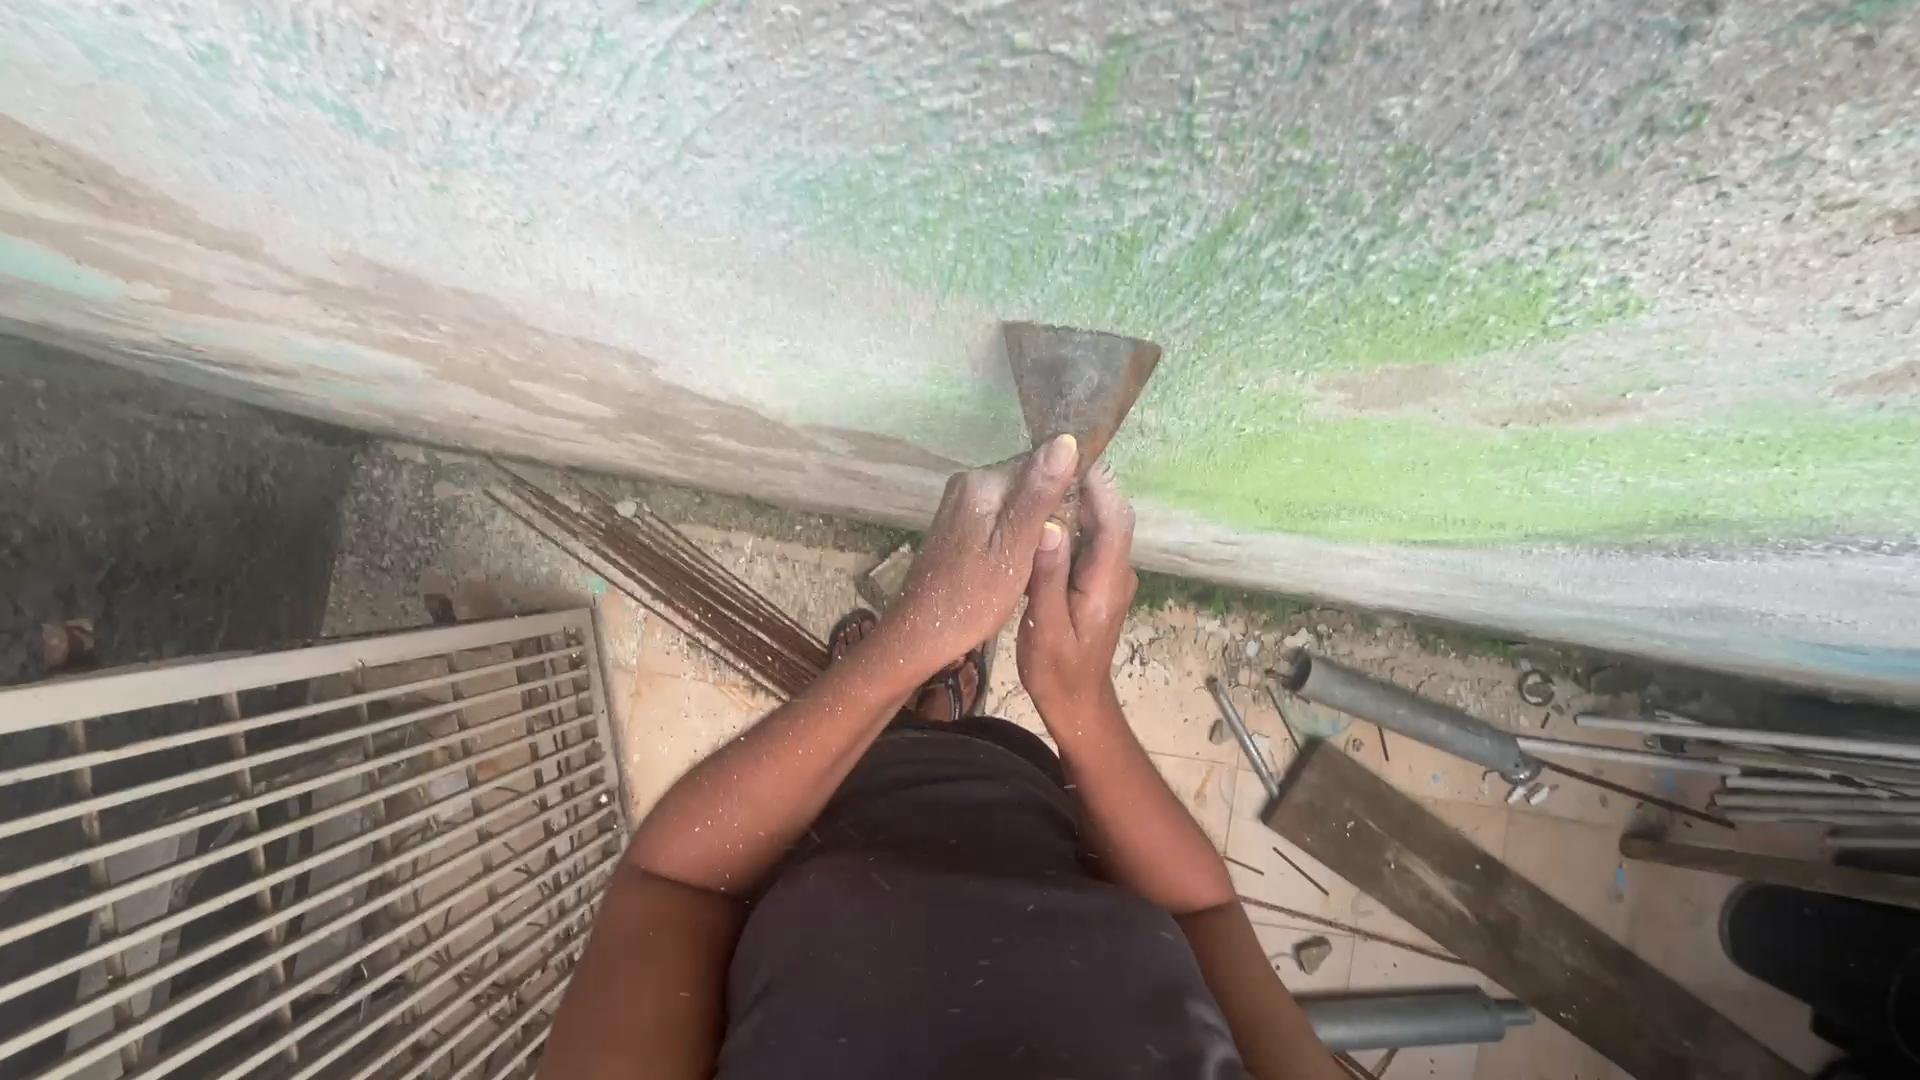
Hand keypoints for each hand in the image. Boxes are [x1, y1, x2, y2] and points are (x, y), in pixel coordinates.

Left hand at [883, 434, 1079, 671]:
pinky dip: (1017, 536)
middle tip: (1063, 547)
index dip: (1066, 490)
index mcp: (982, 482)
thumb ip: (1039, 494)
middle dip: (1050, 509)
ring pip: (1016, 503)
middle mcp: (968, 484)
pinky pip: (1000, 519)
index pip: (1040, 463)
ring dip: (1036, 525)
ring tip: (1046, 556)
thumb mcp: (1015, 547)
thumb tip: (1066, 440)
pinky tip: (1024, 561)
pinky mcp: (959, 526)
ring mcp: (961, 505)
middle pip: (1027, 482)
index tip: (1080, 523)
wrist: (922, 634)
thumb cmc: (972, 598)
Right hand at [1017, 461, 1137, 721]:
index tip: (1071, 456)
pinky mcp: (1098, 580)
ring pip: (1100, 526)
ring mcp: (1110, 576)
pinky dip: (1071, 523)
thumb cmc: (1057, 670)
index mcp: (1107, 582)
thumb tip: (1049, 525)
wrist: (1076, 700)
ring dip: (1077, 502)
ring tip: (1042, 480)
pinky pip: (1090, 541)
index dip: (1098, 486)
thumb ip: (1048, 577)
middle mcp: (1117, 573)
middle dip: (1085, 486)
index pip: (1115, 520)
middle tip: (1046, 462)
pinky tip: (1043, 516)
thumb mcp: (1044, 627)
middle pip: (1110, 517)